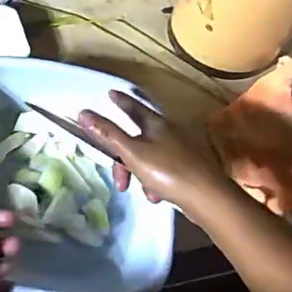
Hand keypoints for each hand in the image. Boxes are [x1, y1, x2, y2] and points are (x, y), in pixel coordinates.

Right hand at [77, 90, 231, 210]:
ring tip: (142, 191)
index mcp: (155, 124)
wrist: (207, 197)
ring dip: (138, 173)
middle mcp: (169, 132)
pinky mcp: (187, 168)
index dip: (119, 101)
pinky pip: (161, 170)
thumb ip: (108, 134)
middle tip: (118, 178)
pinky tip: (156, 195)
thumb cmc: (166, 171)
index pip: (133, 106)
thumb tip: (83, 113)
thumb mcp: (132, 152)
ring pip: (147, 157)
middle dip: (123, 158)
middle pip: (136, 138)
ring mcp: (180, 150)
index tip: (110, 93)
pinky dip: (154, 181)